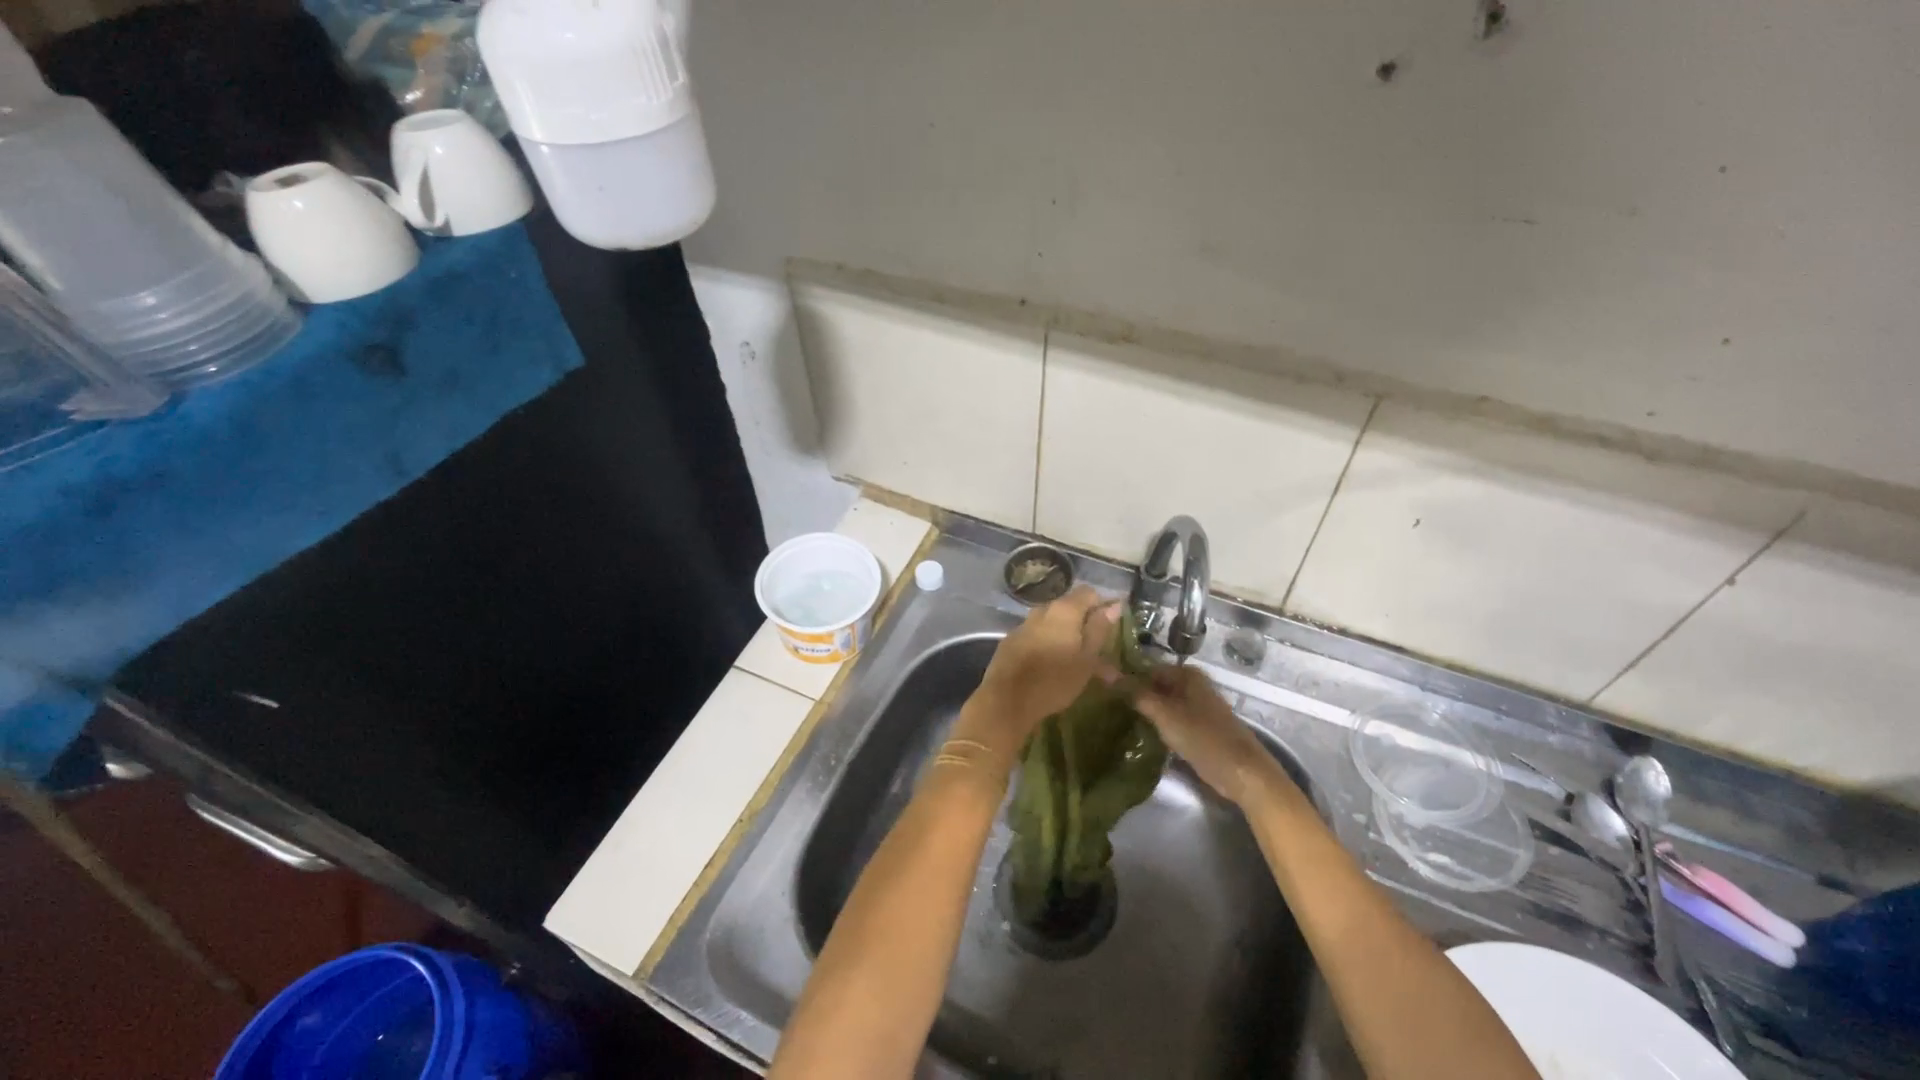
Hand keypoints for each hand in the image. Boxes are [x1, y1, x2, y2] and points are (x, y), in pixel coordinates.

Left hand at [949, 585, 1117, 776]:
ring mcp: (1023, 626)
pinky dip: (1049, 646)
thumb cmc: (1054, 681)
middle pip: (1069, 608)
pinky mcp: (1010, 642)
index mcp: (1063, 610)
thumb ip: (1099, 629)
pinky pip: (1036, 637)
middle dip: (1085, 625)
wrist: (1006, 701)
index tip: (1113, 626)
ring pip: (1052, 625)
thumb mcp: (1087, 659)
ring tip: (1078, 664)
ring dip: (1067, 638)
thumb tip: (1113, 605)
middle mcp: (1041, 610)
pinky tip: (1052, 666)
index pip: (1089, 592)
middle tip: (1099, 650)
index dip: (1103, 605)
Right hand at [1115, 665, 1295, 807]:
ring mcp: (1197, 708)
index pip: (1146, 669)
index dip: (1126, 679)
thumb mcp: (1164, 713)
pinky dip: (1156, 726)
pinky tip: (1138, 735)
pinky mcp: (1198, 729)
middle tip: (1105, 709)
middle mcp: (1193, 686)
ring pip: (1162, 705)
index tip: (1102, 693)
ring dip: (1144, 713)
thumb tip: (1104, 669)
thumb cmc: (1203, 737)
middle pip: (1155, 686)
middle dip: (1134, 696)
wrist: (1242, 772)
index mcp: (1188, 674)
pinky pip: (1170, 721)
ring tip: (1115, 722)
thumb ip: (1135, 693)